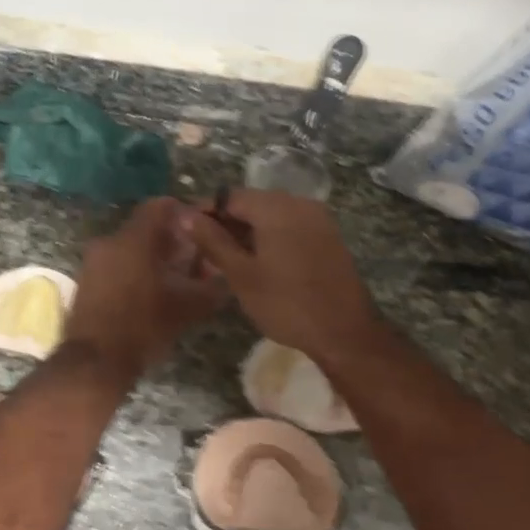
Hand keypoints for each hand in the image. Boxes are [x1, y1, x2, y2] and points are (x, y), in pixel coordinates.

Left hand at [63, 197, 224, 379]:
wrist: (94, 361)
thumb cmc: (143, 327)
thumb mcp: (187, 309)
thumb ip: (210, 287)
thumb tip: (224, 276)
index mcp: (132, 239)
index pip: (159, 206)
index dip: (184, 213)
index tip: (202, 230)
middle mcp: (108, 242)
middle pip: (144, 228)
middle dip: (171, 239)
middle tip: (194, 259)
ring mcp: (92, 262)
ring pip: (128, 247)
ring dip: (152, 257)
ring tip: (175, 279)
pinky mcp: (85, 281)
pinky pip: (114, 264)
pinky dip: (134, 270)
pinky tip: (151, 292)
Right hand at [183, 189, 380, 367]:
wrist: (344, 333)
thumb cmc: (286, 304)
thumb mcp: (240, 274)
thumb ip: (212, 240)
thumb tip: (185, 216)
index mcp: (276, 207)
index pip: (229, 196)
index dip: (204, 212)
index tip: (187, 234)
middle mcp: (299, 204)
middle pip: (252, 204)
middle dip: (226, 223)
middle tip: (205, 252)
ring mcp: (319, 220)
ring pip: (271, 216)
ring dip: (248, 233)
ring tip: (228, 261)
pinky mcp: (329, 237)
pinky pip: (291, 227)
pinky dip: (270, 239)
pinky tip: (259, 264)